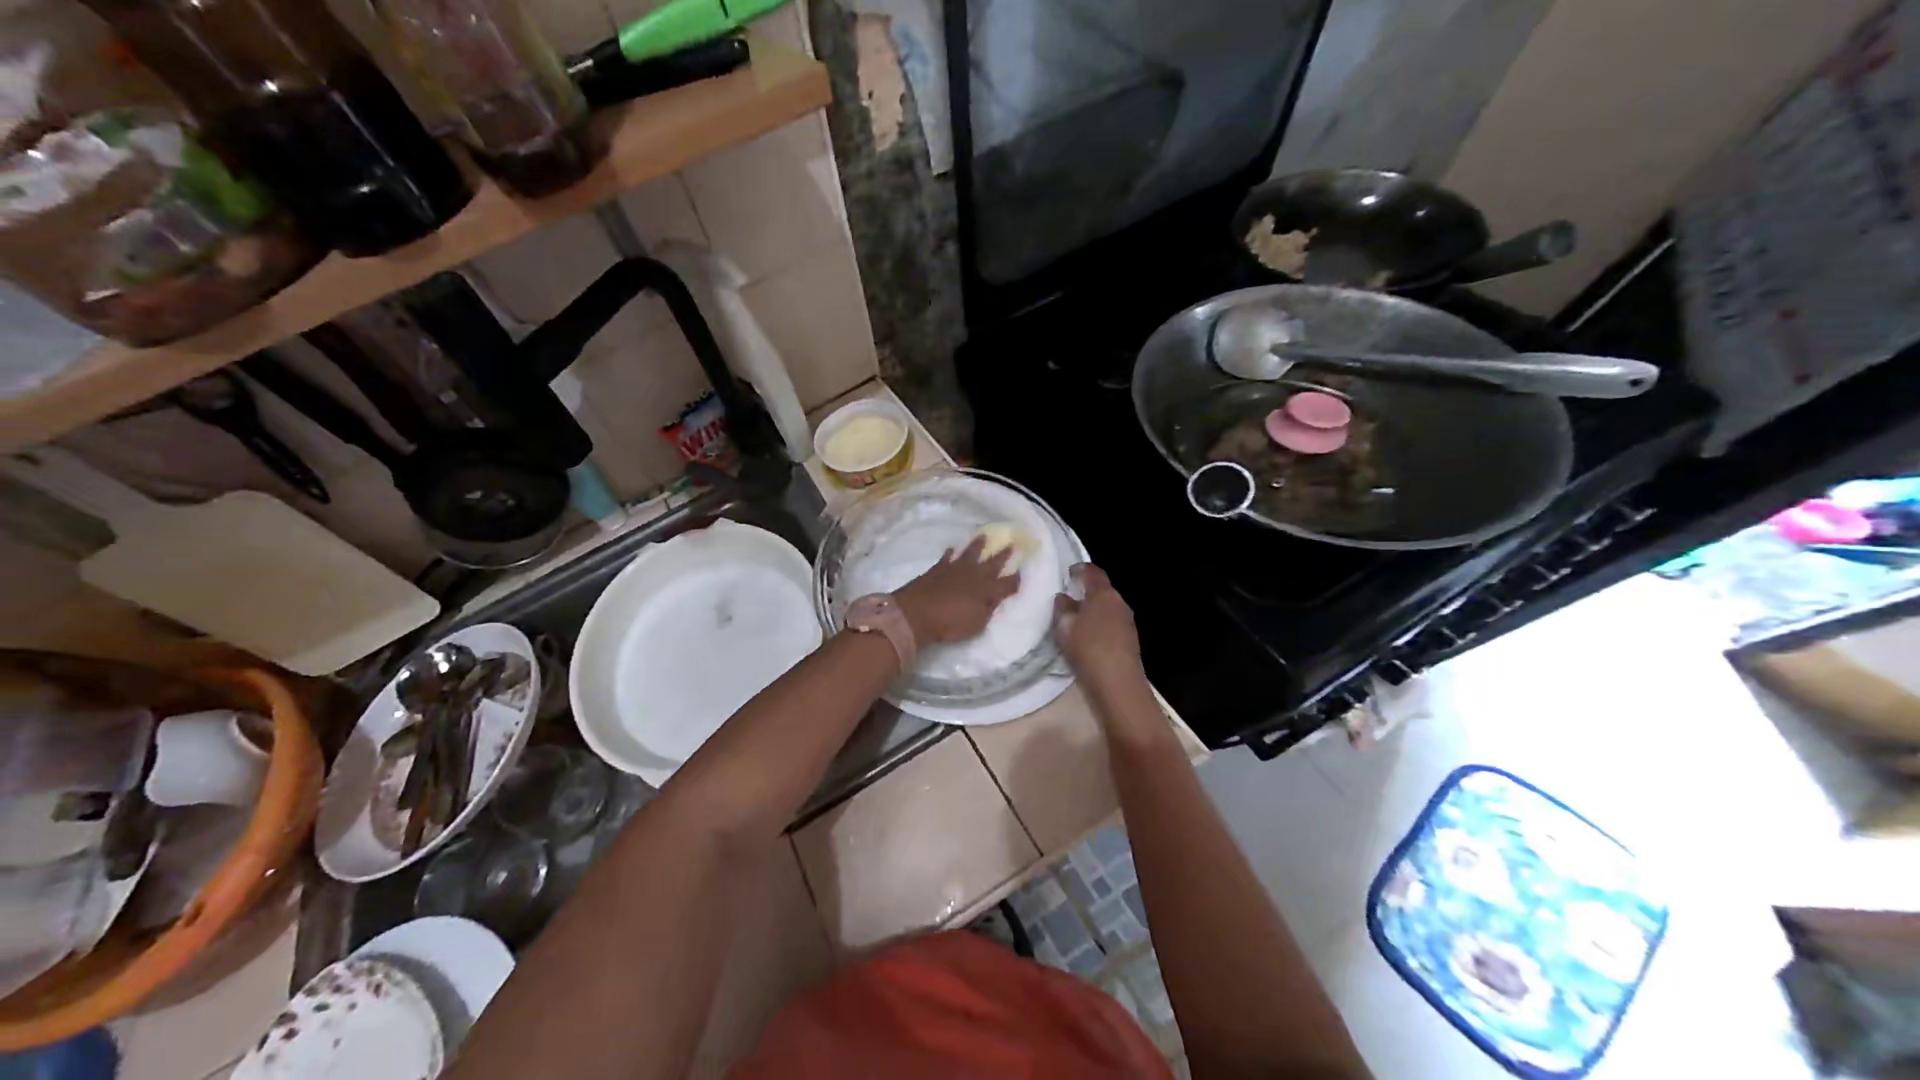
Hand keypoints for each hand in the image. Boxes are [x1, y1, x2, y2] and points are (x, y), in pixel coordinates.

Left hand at [894, 535, 1019, 643]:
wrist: (916, 613)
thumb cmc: (950, 623)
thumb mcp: (977, 624)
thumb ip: (987, 610)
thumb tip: (995, 599)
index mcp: (987, 590)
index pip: (1007, 583)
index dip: (1015, 578)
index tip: (1021, 571)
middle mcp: (974, 575)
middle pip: (993, 563)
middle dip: (1003, 554)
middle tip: (1012, 543)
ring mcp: (955, 569)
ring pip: (970, 553)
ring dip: (978, 545)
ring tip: (983, 536)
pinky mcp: (937, 568)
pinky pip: (947, 557)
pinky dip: (951, 553)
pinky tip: (953, 549)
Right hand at [1053, 563, 1144, 691]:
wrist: (1118, 683)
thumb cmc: (1088, 648)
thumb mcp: (1065, 626)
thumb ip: (1062, 608)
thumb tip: (1063, 597)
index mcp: (1104, 594)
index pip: (1093, 571)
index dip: (1080, 569)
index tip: (1068, 573)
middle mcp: (1119, 603)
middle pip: (1102, 590)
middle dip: (1086, 592)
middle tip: (1069, 597)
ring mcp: (1128, 622)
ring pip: (1108, 608)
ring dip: (1094, 610)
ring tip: (1076, 619)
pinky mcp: (1130, 640)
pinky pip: (1112, 624)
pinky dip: (1100, 624)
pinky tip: (1089, 637)